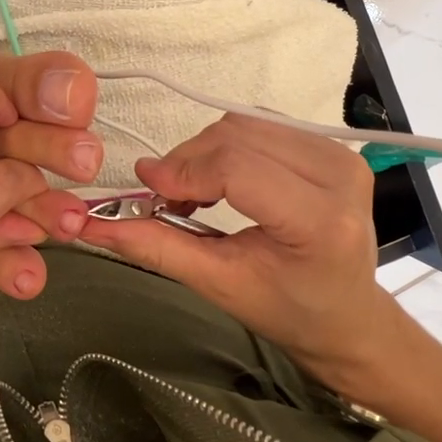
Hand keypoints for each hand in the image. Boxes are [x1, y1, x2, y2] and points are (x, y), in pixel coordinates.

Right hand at [76, 114, 405, 385]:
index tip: (146, 189)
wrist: (351, 320)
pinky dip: (225, 145)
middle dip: (187, 162)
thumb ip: (156, 247)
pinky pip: (257, 123)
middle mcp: (338, 176)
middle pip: (234, 137)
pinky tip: (220, 179)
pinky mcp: (329, 145)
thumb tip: (90, 224)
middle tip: (166, 199)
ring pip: (242, 122)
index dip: (182, 171)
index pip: (236, 168)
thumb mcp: (218, 285)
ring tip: (193, 192)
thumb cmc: (288, 311)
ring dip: (203, 152)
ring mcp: (338, 155)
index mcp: (320, 221)